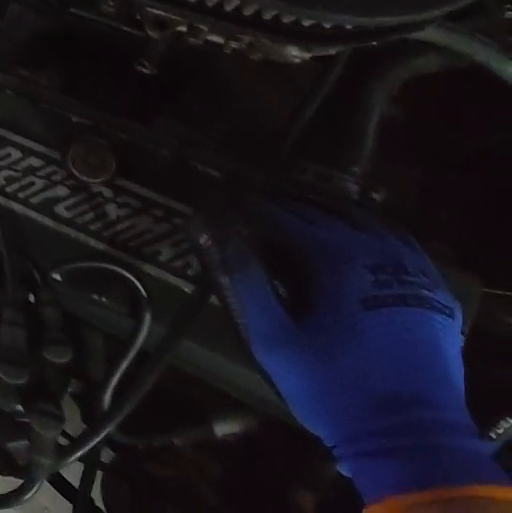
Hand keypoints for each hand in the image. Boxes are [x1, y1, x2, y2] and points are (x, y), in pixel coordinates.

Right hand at [211, 197, 504, 503]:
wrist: (410, 438)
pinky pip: (400, 245)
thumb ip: (241, 276)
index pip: (279, 215)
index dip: (243, 208)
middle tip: (246, 212)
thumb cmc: (329, 385)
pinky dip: (368, 232)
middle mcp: (379, 255)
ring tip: (293, 218)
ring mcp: (414, 273)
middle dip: (280, 208)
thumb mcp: (270, 335)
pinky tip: (349, 242)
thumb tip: (210, 229)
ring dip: (325, 214)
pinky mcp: (433, 294)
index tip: (216, 205)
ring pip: (365, 221)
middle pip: (321, 213)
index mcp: (337, 260)